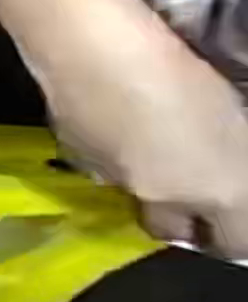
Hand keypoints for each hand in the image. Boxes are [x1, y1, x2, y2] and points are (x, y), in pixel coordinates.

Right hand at [42, 34, 247, 256]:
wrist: (97, 58)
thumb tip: (233, 187)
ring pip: (131, 191)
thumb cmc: (192, 84)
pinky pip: (101, 163)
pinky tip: (125, 126)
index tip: (240, 230)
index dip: (240, 242)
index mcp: (219, 193)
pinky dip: (116, 155)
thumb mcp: (242, 129)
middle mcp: (155, 194)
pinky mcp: (70, 147)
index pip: (237, 243)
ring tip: (161, 150)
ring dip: (148, 182)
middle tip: (199, 202)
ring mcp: (104, 171)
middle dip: (183, 224)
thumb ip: (237, 172)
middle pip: (167, 228)